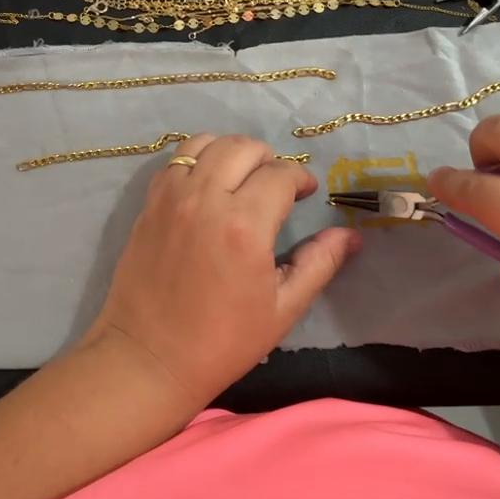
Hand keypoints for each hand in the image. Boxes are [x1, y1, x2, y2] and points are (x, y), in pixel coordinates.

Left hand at [81, 133, 359, 408]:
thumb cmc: (222, 341)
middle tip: (276, 186)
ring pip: (207, 142)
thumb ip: (318, 264)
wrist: (149, 356)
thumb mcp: (282, 309)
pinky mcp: (150, 200)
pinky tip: (208, 183)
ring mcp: (173, 195)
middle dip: (269, 159)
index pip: (280, 174)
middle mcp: (206, 198)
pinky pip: (176, 157)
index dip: (300, 178)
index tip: (306, 193)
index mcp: (244, 225)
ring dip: (232, 151)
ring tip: (242, 177)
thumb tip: (351, 235)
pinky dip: (198, 157)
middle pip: (244, 147)